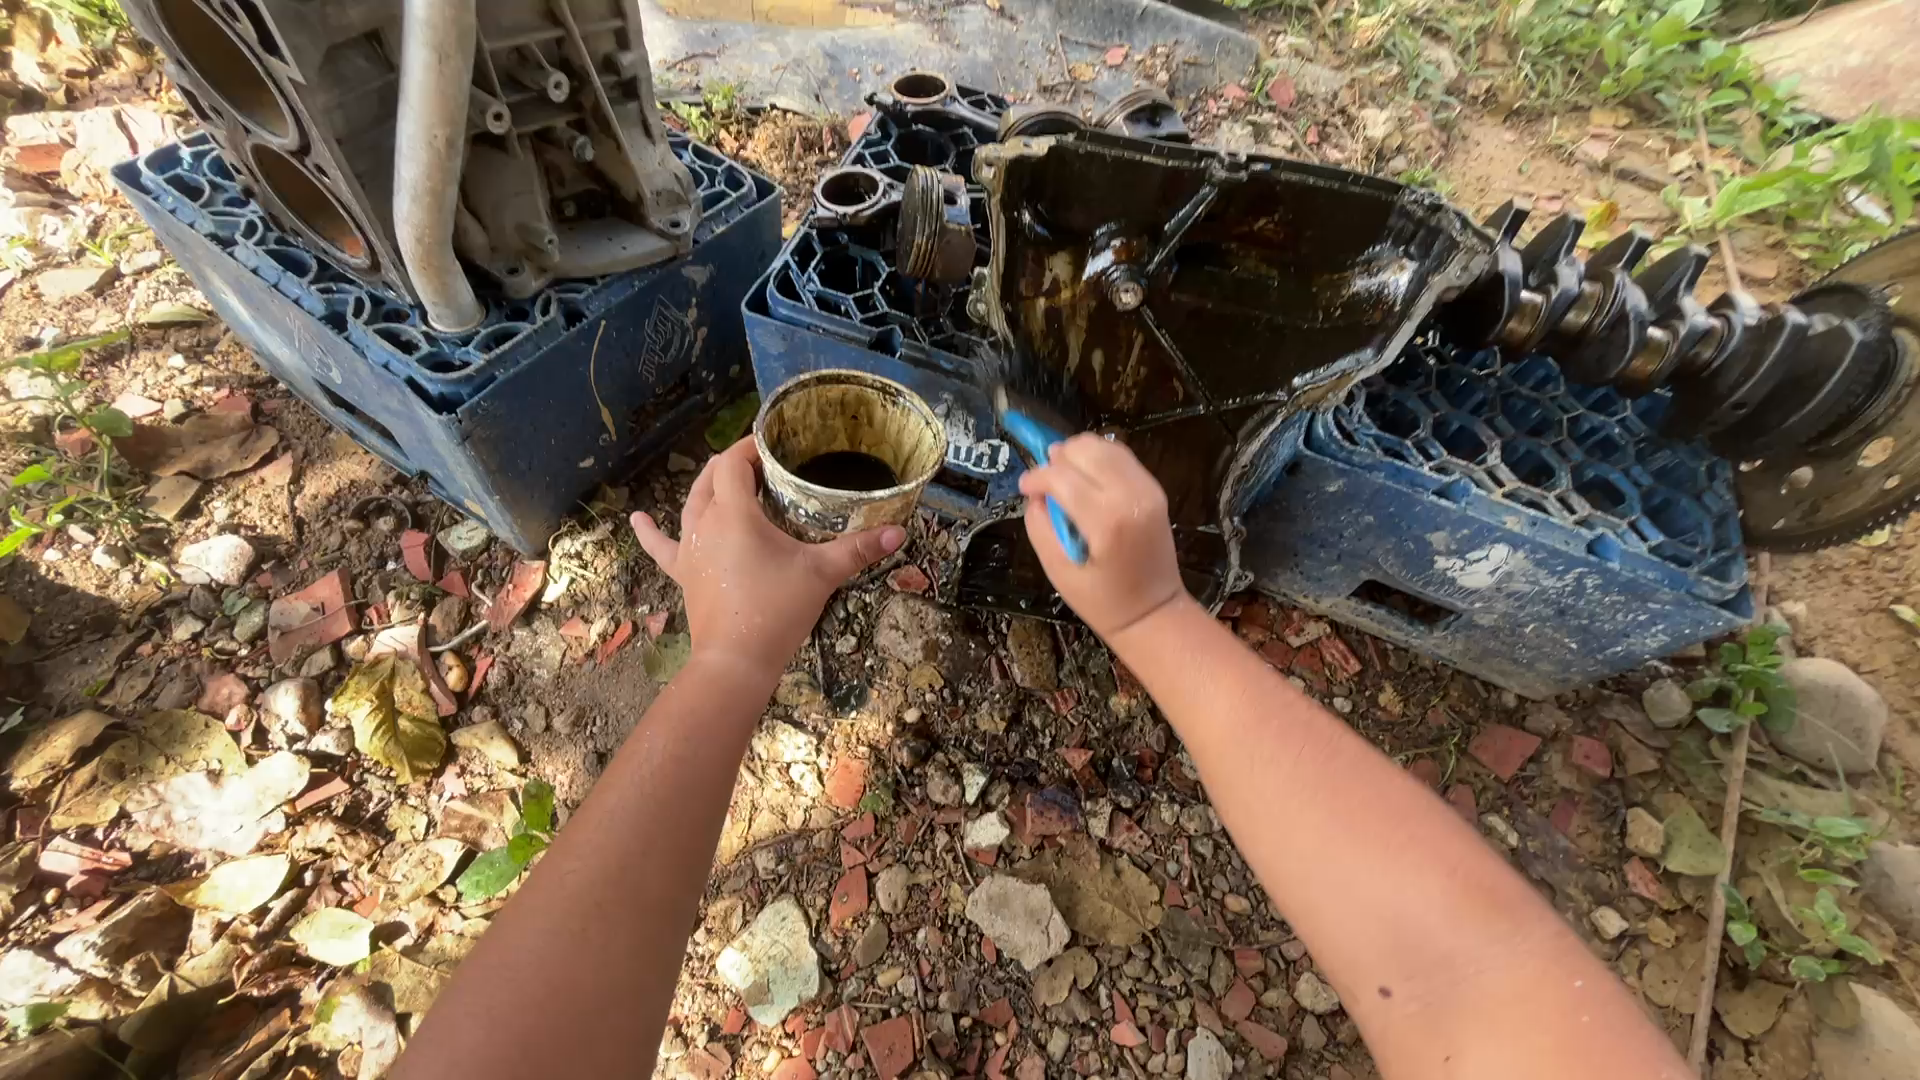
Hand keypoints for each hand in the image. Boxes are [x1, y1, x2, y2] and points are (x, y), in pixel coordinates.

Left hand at [631, 438, 904, 671]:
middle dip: (733, 463)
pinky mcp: (684, 573)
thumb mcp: (822, 573)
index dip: (750, 446)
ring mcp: (690, 549)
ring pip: (690, 504)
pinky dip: (650, 531)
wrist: (736, 660)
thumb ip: (859, 549)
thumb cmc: (777, 609)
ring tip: (724, 478)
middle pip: (710, 477)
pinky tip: (636, 519)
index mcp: (734, 513)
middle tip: (764, 465)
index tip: (774, 443)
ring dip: (707, 486)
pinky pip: (662, 546)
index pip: (733, 462)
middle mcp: (705, 523)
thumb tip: (899, 531)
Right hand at [1017, 434, 1186, 638]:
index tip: (1024, 488)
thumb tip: (1037, 496)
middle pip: (1086, 450)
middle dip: (1058, 459)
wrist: (1155, 612)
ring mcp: (1148, 489)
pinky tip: (1086, 479)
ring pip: (1105, 446)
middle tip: (1044, 482)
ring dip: (1078, 454)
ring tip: (1063, 477)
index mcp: (1106, 521)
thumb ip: (1040, 528)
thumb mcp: (1058, 572)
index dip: (1037, 477)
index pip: (1062, 476)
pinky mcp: (1154, 489)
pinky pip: (1121, 457)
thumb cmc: (1102, 601)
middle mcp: (1131, 496)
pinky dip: (1098, 459)